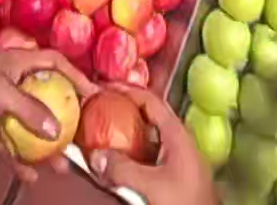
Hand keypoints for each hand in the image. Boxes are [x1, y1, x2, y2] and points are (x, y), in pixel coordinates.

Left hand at [0, 49, 95, 178]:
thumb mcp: (1, 93)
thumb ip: (30, 110)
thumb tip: (55, 127)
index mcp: (17, 62)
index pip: (54, 62)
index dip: (74, 75)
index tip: (92, 95)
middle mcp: (13, 80)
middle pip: (45, 96)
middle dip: (63, 117)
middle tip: (80, 137)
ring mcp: (1, 103)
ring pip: (30, 125)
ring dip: (44, 145)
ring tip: (61, 165)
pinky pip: (12, 142)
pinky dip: (21, 157)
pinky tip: (31, 174)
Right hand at [87, 85, 217, 204]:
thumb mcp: (151, 187)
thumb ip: (122, 169)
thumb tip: (96, 156)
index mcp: (177, 133)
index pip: (149, 99)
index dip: (126, 90)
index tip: (105, 88)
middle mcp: (180, 141)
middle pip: (149, 114)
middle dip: (126, 108)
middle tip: (104, 107)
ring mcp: (180, 159)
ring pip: (150, 135)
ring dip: (130, 131)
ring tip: (109, 131)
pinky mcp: (178, 177)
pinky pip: (152, 154)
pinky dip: (135, 151)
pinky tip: (123, 161)